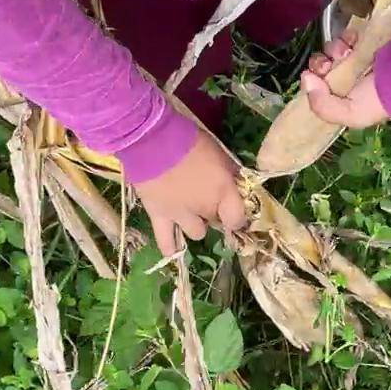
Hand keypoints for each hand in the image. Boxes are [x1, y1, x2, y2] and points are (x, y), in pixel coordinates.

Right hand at [133, 131, 248, 255]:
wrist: (152, 141)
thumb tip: (234, 183)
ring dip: (196, 224)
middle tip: (205, 196)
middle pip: (216, 221)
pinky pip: (166, 241)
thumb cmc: (188, 140)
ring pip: (197, 233)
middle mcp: (206, 209)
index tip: (233, 209)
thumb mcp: (218, 152)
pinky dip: (170, 246)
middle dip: (214, 211)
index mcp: (224, 191)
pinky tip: (173, 249)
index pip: (238, 218)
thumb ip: (228, 173)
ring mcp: (182, 215)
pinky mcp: (159, 217)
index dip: (237, 216)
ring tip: (189, 212)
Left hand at [300, 27, 389, 128]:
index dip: (312, 83)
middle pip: (320, 67)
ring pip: (330, 51)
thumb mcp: (351, 114)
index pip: (317, 90)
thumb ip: (323, 105)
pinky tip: (353, 42)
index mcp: (342, 101)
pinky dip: (346, 38)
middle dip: (320, 64)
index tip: (314, 77)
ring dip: (333, 49)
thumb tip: (306, 78)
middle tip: (328, 64)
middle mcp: (346, 82)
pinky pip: (344, 37)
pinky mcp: (362, 44)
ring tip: (346, 52)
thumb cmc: (379, 99)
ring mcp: (354, 62)